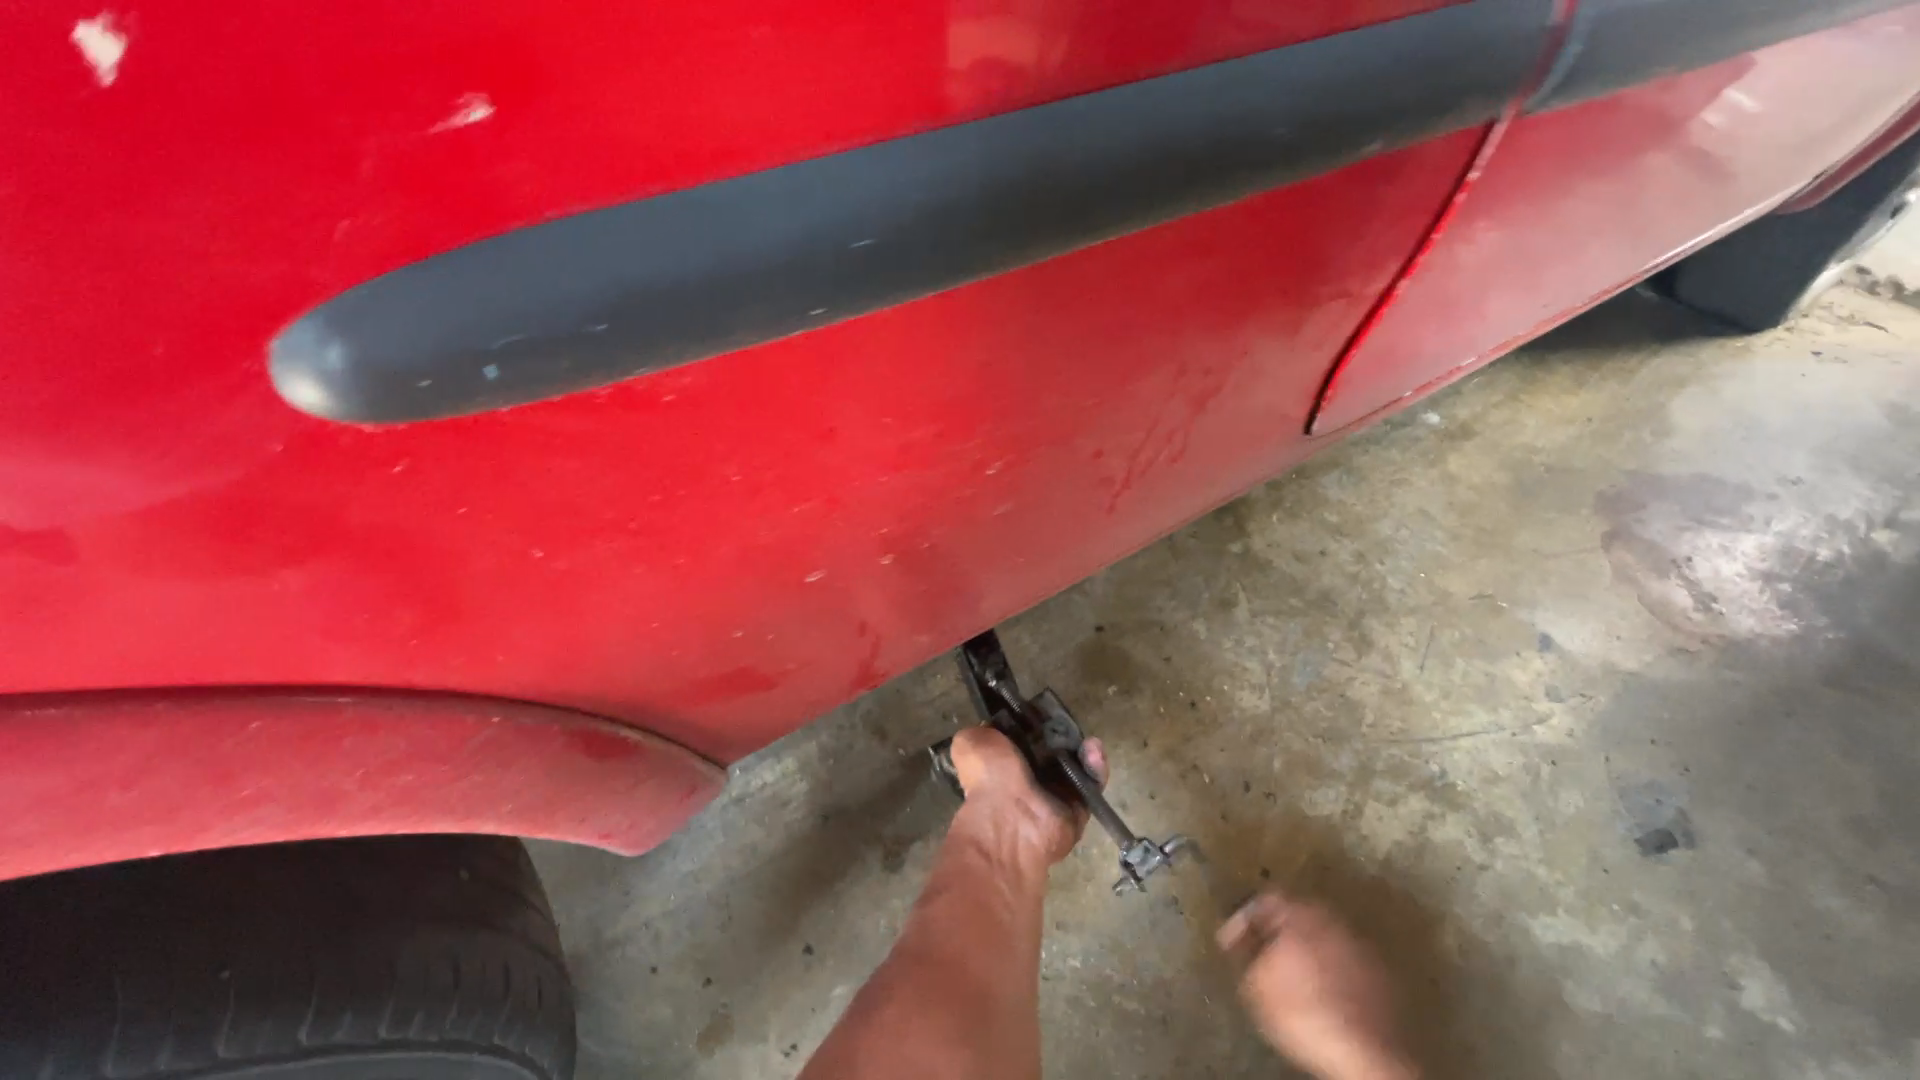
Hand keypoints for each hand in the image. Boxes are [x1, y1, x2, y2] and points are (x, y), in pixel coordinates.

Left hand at [947, 726, 1106, 866]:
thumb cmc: (989, 778)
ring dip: (1085, 749)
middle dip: (1065, 735)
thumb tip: (994, 727)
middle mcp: (1031, 780)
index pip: (1025, 741)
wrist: (1012, 821)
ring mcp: (1057, 795)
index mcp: (1004, 766)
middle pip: (1056, 751)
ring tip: (1088, 740)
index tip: (1046, 711)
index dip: (1036, 724)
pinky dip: (1097, 765)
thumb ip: (981, 732)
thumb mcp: (970, 743)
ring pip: (1078, 765)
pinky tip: (1094, 749)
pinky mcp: (1080, 807)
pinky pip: (1093, 782)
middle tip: (1070, 724)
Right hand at [1217, 891, 1417, 1079]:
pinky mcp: (1380, 975)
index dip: (1242, 919)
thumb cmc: (1302, 1014)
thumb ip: (1246, 954)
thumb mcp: (1255, 986)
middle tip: (1260, 954)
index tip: (1231, 941)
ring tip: (1289, 976)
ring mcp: (1361, 946)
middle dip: (1276, 932)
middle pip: (1297, 914)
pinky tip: (1319, 993)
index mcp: (1299, 914)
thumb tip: (1243, 942)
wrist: (1368, 1053)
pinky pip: (1344, 961)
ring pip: (1323, 937)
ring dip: (1304, 950)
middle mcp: (1332, 919)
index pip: (1263, 899)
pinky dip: (1328, 969)